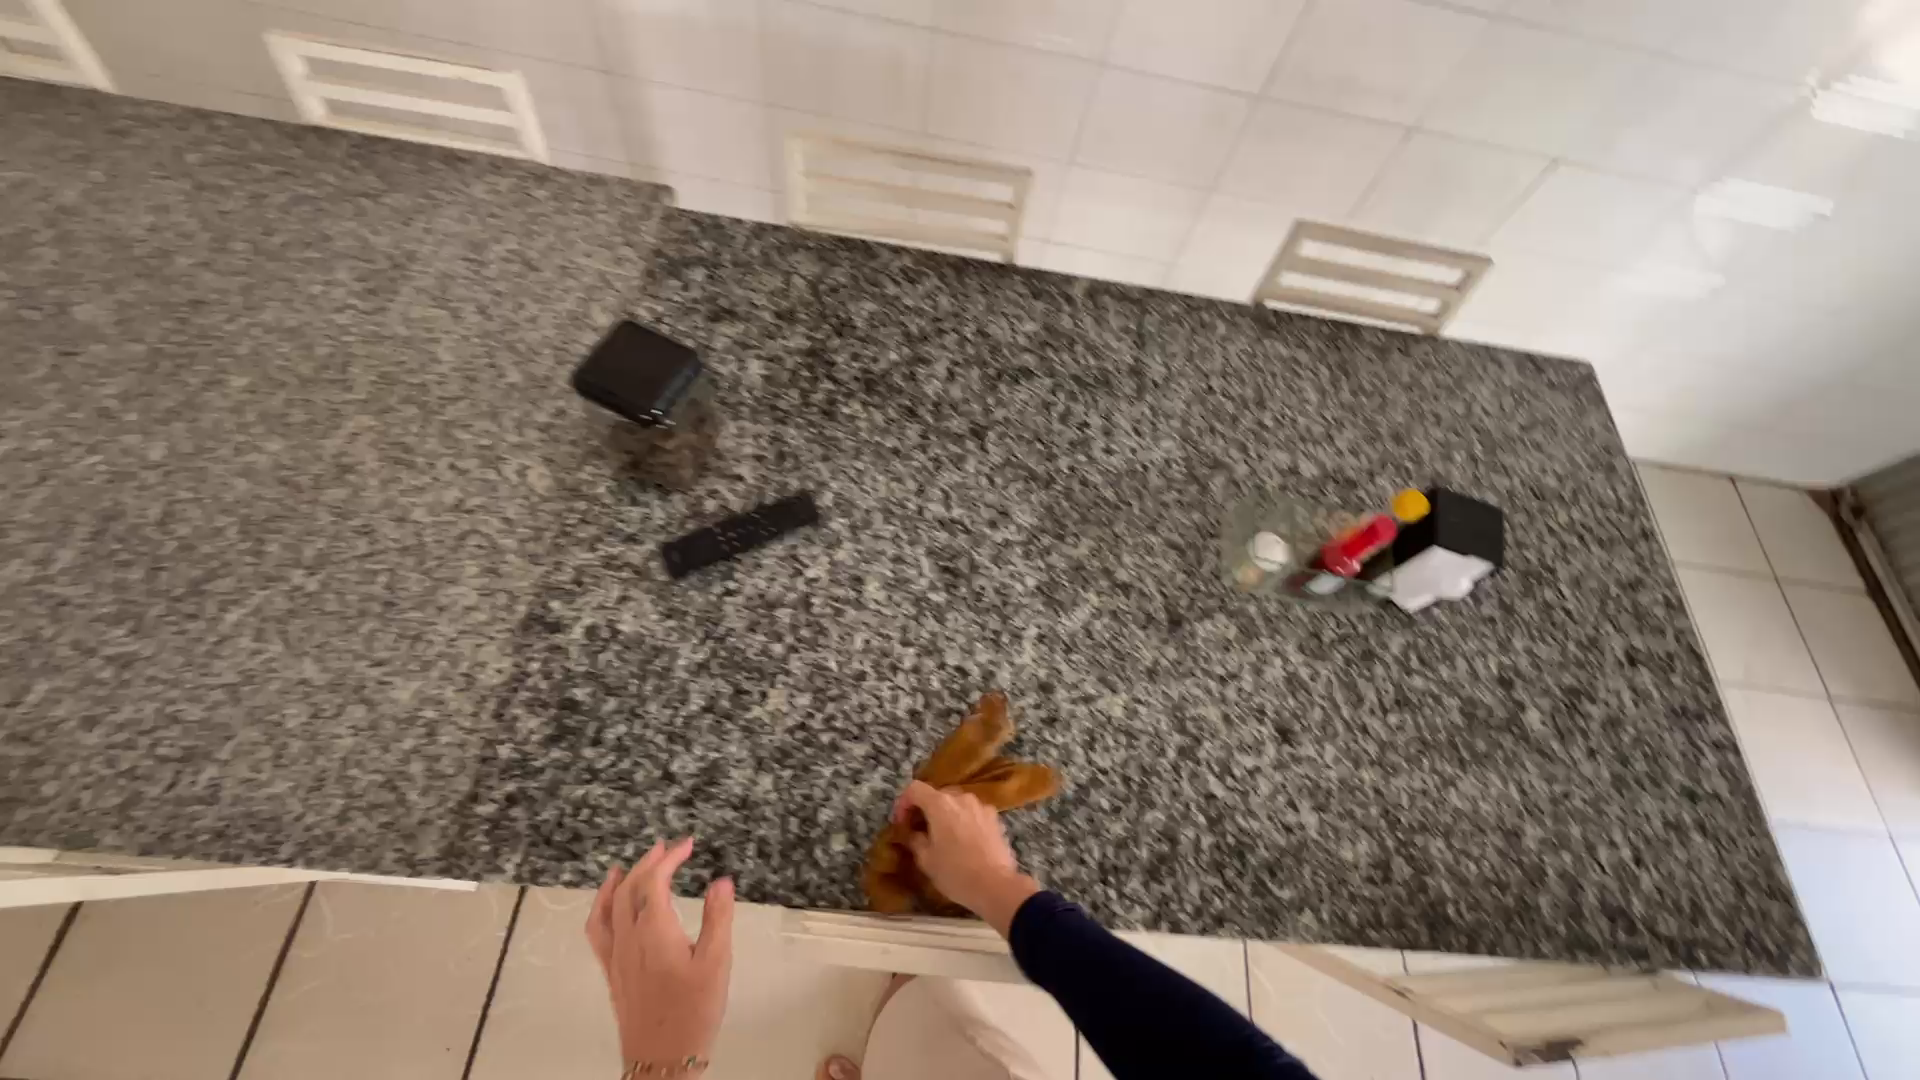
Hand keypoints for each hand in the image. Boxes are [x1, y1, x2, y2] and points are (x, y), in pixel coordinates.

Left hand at [586, 838, 734, 1071]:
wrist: (664, 1062)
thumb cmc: (695, 1010)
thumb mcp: (717, 962)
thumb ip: (718, 918)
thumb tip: (721, 881)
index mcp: (655, 931)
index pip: (654, 882)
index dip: (669, 858)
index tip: (688, 844)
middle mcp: (629, 939)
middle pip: (629, 890)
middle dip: (647, 863)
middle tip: (667, 848)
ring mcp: (616, 957)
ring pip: (607, 909)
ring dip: (618, 883)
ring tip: (625, 868)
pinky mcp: (612, 974)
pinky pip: (597, 933)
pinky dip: (600, 911)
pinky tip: (608, 908)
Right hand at [895, 780, 1041, 934]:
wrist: (996, 885)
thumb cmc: (955, 873)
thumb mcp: (926, 860)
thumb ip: (915, 840)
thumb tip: (913, 833)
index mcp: (940, 804)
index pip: (915, 789)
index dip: (904, 803)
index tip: (902, 823)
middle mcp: (961, 798)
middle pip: (937, 795)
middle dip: (926, 810)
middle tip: (921, 832)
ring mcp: (981, 806)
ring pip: (957, 804)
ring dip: (947, 815)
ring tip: (945, 838)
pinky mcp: (995, 818)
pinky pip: (973, 813)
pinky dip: (965, 821)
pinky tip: (966, 842)